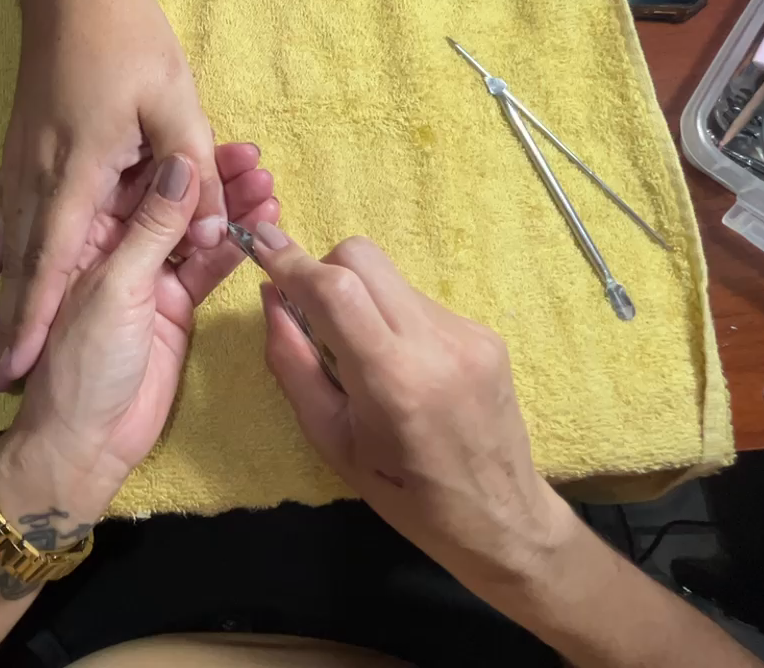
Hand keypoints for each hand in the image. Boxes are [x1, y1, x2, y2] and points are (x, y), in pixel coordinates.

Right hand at [0, 0, 226, 390]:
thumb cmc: (129, 41)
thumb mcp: (178, 104)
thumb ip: (194, 174)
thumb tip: (215, 234)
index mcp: (78, 175)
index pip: (53, 264)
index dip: (34, 319)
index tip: (16, 367)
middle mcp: (38, 178)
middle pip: (24, 262)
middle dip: (12, 321)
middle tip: (0, 373)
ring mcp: (23, 160)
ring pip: (13, 239)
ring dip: (5, 291)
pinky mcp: (21, 144)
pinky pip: (7, 206)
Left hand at [0, 152, 279, 520]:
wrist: (88, 438)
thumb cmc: (84, 358)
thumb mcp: (118, 285)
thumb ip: (153, 227)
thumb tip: (181, 163)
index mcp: (88, 231)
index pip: (139, 182)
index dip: (181, 159)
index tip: (223, 140)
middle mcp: (118, 245)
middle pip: (172, 203)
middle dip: (213, 182)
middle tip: (257, 161)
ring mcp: (149, 275)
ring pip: (194, 232)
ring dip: (230, 213)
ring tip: (270, 188)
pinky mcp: (174, 304)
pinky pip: (205, 268)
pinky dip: (233, 251)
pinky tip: (262, 230)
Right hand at [248, 225, 578, 592]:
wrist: (503, 521)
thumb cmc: (403, 492)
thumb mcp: (328, 438)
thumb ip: (291, 361)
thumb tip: (270, 294)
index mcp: (392, 380)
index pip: (335, 289)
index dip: (291, 261)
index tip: (260, 242)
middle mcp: (436, 343)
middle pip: (361, 257)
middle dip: (323, 269)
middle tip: (316, 315)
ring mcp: (467, 332)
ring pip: (387, 275)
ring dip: (358, 295)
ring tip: (363, 350)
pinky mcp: (484, 331)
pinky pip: (414, 297)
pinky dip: (389, 314)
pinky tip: (400, 361)